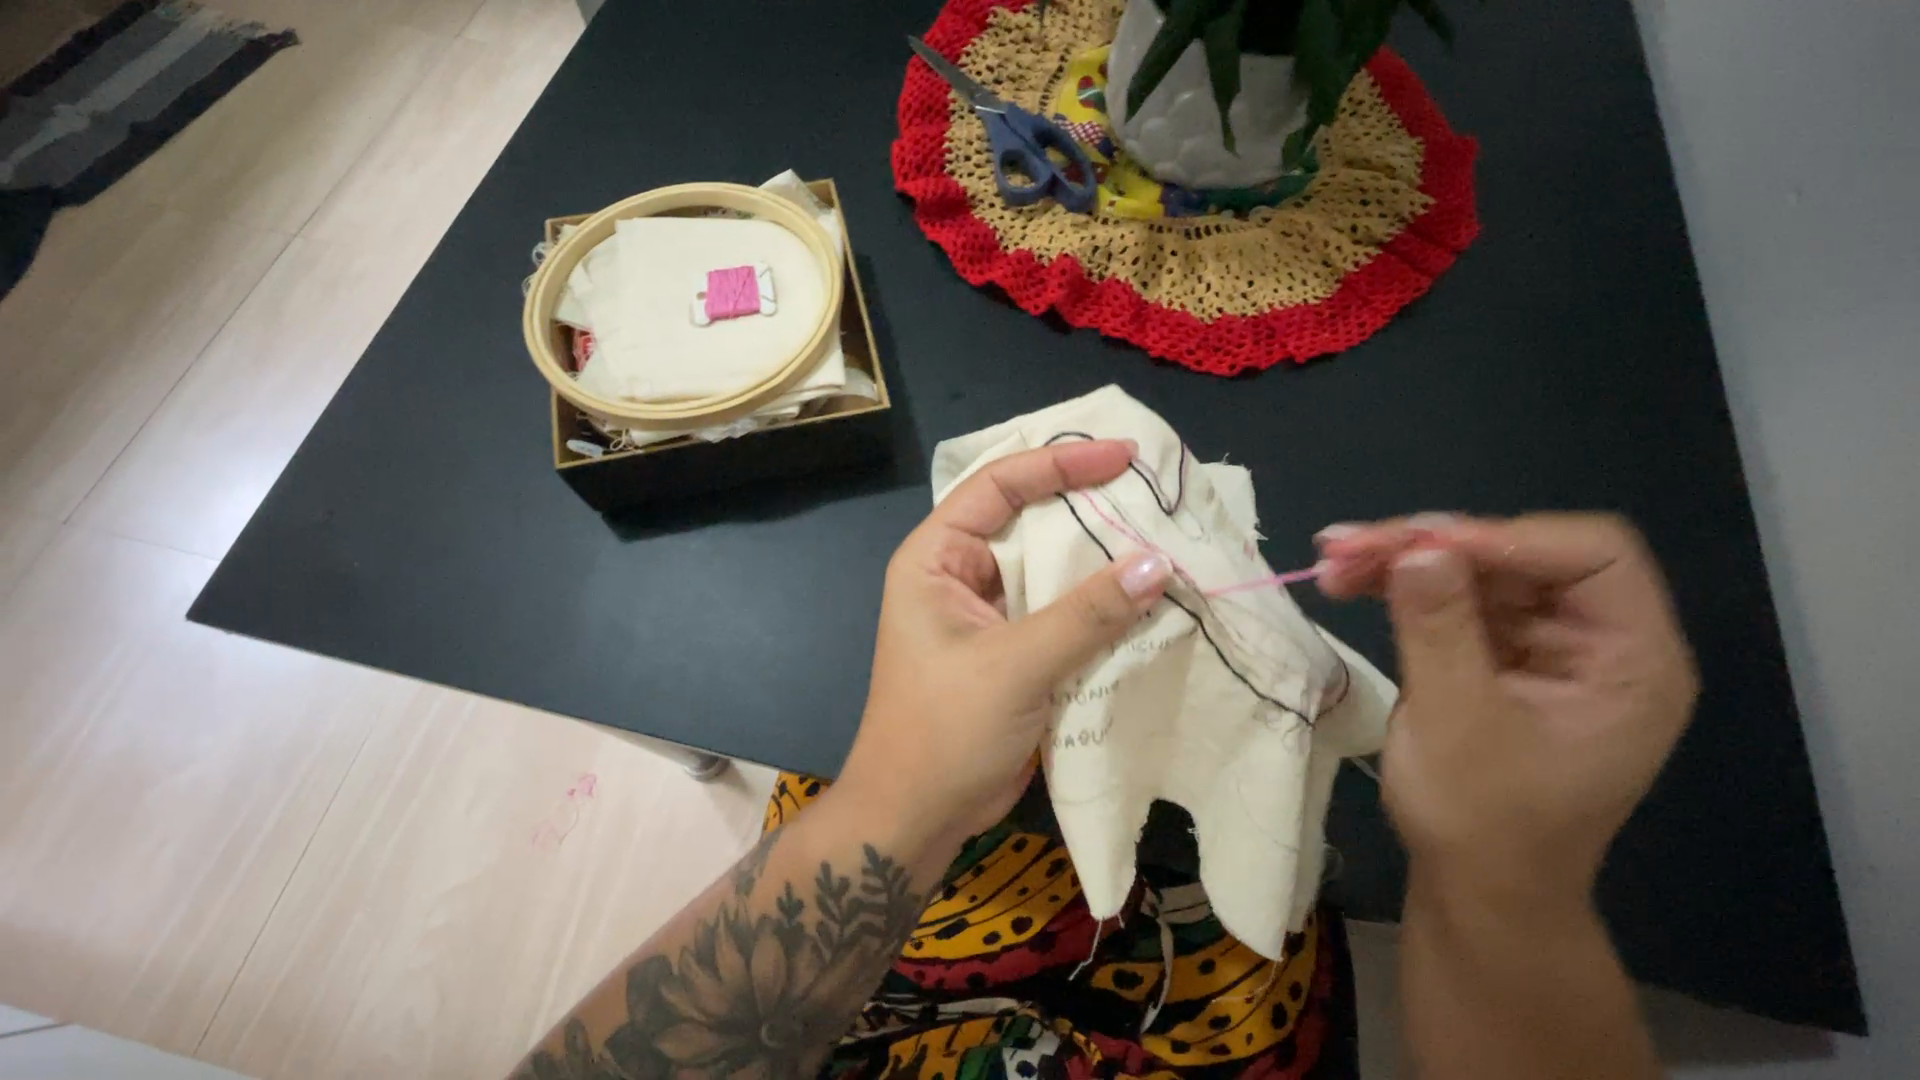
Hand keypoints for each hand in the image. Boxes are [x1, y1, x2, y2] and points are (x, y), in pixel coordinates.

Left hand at [838, 441, 1171, 848]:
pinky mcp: (1014, 651)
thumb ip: (1087, 614)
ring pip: (1051, 570)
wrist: (917, 817)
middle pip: (1030, 521)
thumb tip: (1159, 564)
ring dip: (1101, 561)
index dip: (1060, 464)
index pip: (998, 485)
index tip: (1123, 456)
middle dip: (1089, 509)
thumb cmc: (945, 732)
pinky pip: (1062, 612)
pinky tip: (1149, 599)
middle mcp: (960, 575)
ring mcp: (990, 615)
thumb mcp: (1015, 665)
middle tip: (1156, 497)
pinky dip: (1100, 606)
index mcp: (937, 558)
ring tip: (1167, 541)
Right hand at [1315, 513, 1697, 906]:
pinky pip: (1453, 601)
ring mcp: (1545, 647)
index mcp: (1629, 660)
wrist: (1477, 889)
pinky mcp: (1499, 656)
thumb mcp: (1456, 722)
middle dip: (1430, 545)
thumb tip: (1418, 547)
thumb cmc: (1483, 821)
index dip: (1505, 539)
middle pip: (1520, 556)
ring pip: (1476, 571)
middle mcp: (1596, 641)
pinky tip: (1347, 585)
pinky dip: (1400, 588)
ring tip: (1331, 562)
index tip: (1417, 547)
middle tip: (1345, 546)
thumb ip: (1439, 629)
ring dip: (1401, 561)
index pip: (1590, 555)